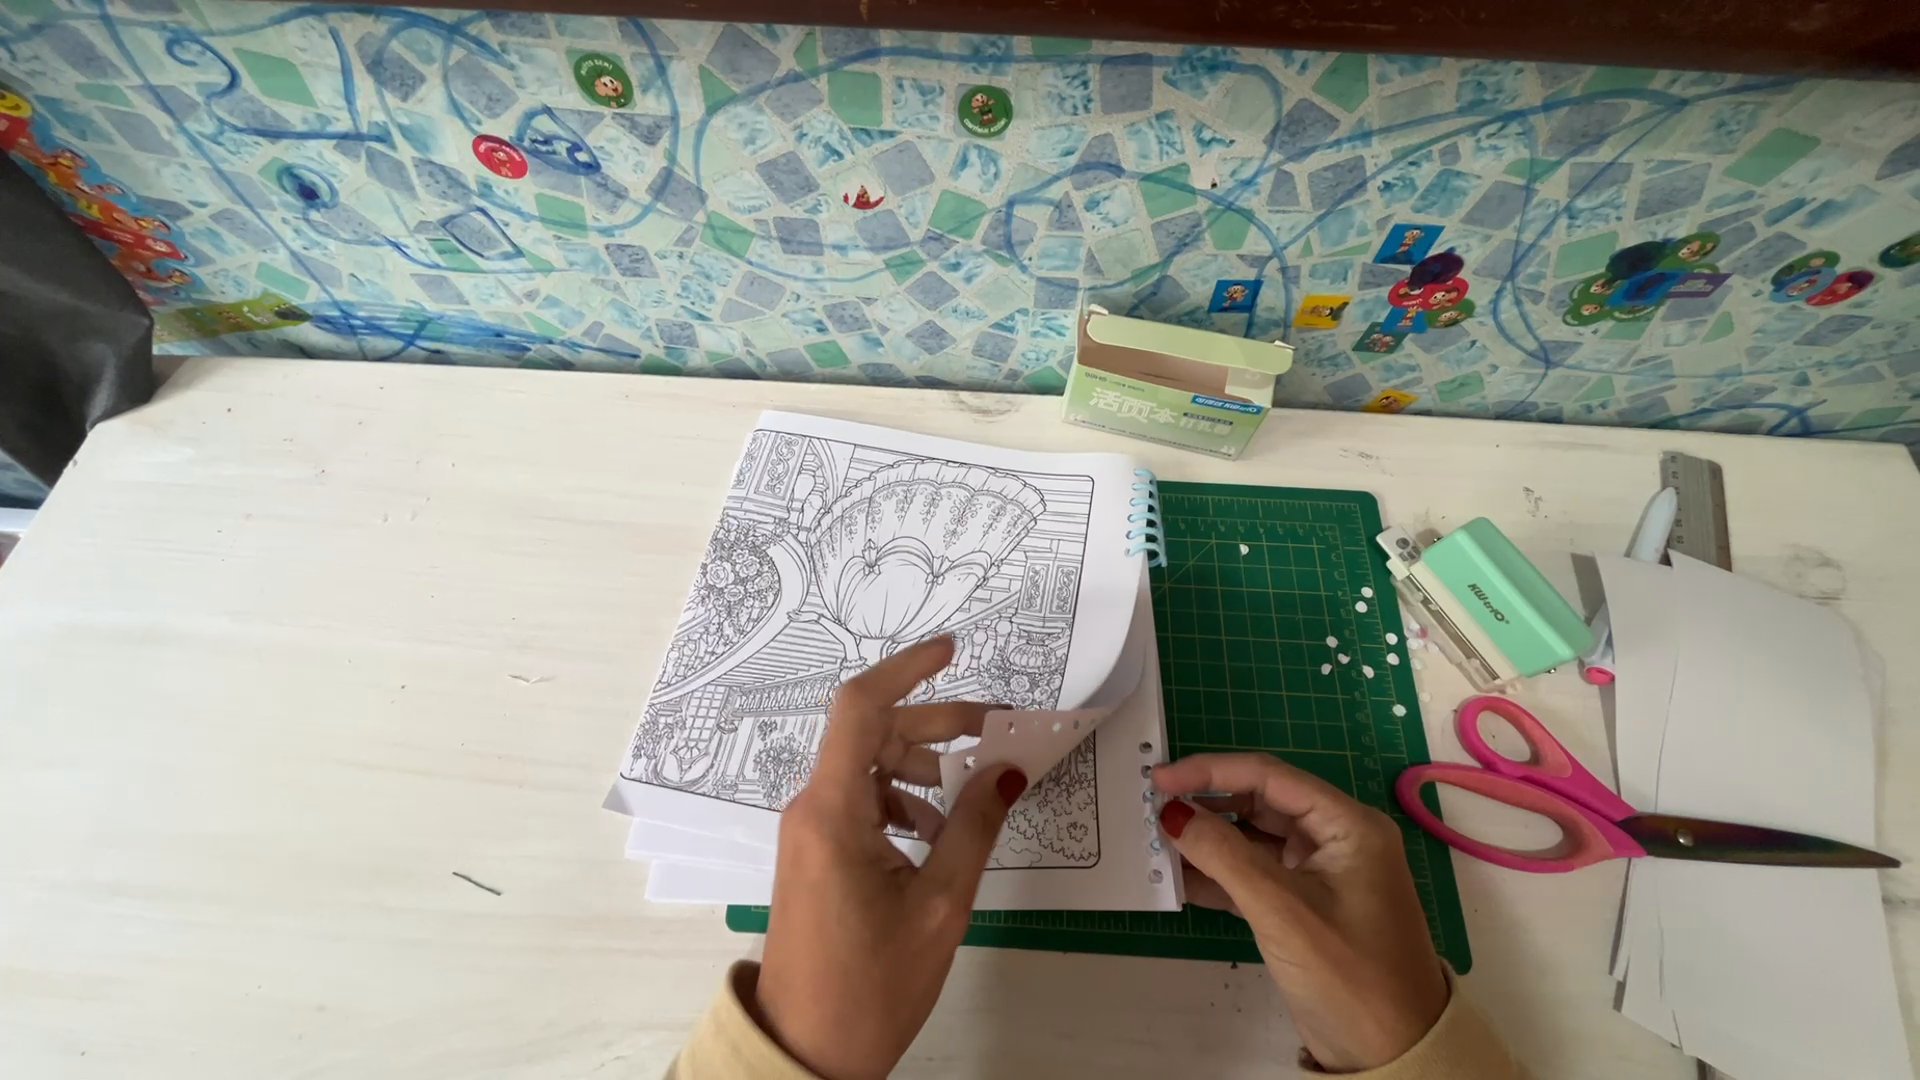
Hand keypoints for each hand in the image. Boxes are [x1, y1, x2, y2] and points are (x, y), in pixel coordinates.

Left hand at [755, 636, 1026, 1079]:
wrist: (804, 1052)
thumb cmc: (872, 984)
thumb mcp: (939, 904)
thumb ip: (974, 826)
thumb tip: (1008, 769)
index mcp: (833, 809)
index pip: (861, 706)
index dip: (907, 668)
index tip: (952, 650)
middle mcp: (813, 806)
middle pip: (873, 733)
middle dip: (934, 722)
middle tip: (991, 727)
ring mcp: (811, 828)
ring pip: (869, 766)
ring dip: (920, 764)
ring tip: (967, 790)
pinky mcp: (817, 849)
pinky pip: (860, 800)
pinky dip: (902, 799)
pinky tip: (934, 831)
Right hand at [1154, 754, 1448, 1071]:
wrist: (1396, 1064)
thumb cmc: (1350, 977)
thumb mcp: (1281, 909)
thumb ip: (1222, 853)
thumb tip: (1171, 813)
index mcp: (1346, 824)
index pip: (1267, 776)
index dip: (1209, 771)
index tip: (1160, 780)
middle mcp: (1334, 836)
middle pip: (1257, 800)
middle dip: (1206, 803)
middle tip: (1154, 808)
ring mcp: (1318, 870)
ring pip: (1250, 835)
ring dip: (1207, 838)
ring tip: (1159, 839)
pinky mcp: (1302, 902)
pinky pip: (1251, 871)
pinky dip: (1217, 872)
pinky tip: (1179, 876)